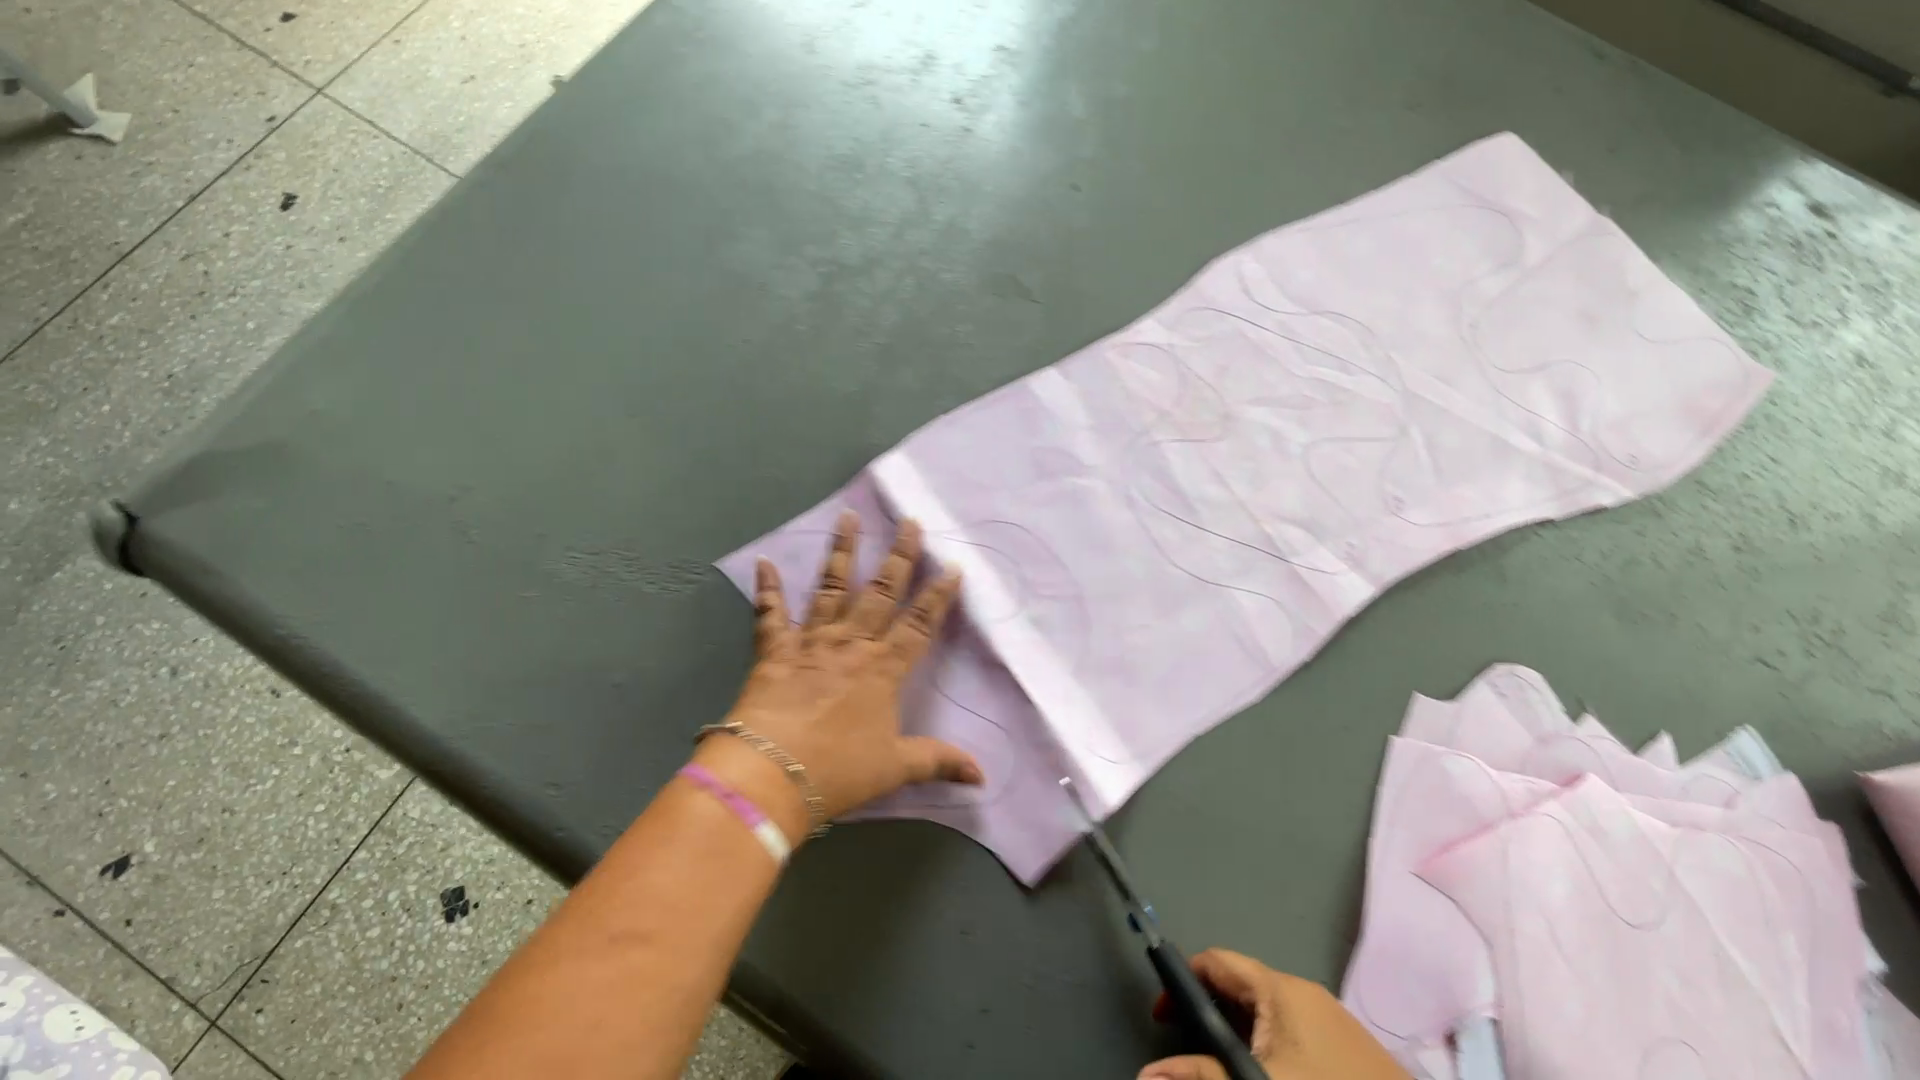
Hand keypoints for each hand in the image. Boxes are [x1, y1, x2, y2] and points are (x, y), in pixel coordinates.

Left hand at [696, 511, 982, 843]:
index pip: (919, 624)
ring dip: (841, 552)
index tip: (953, 566)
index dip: (939, 595)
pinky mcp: (774, 651)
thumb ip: (937, 762)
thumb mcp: (894, 769)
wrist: (770, 773)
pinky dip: (768, 588)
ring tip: (848, 517)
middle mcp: (851, 645)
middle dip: (899, 556)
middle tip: (910, 522)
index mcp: (883, 669)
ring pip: (831, 588)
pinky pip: (770, 614)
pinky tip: (765, 562)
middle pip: (880, 593)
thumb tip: (982, 776)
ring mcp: (811, 642)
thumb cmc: (838, 770)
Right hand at [1139, 950, 1408, 1079]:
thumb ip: (1200, 1075)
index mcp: (1279, 989)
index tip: (1163, 1015)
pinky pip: (1288, 1028)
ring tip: (1218, 1062)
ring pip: (1263, 1009)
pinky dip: (1262, 1041)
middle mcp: (1301, 992)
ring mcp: (1325, 1016)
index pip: (1216, 960)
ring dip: (1234, 1029)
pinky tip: (1263, 1069)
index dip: (1182, 980)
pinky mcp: (1341, 1044)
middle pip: (1238, 984)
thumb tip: (1147, 1073)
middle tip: (1184, 1042)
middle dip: (1206, 1008)